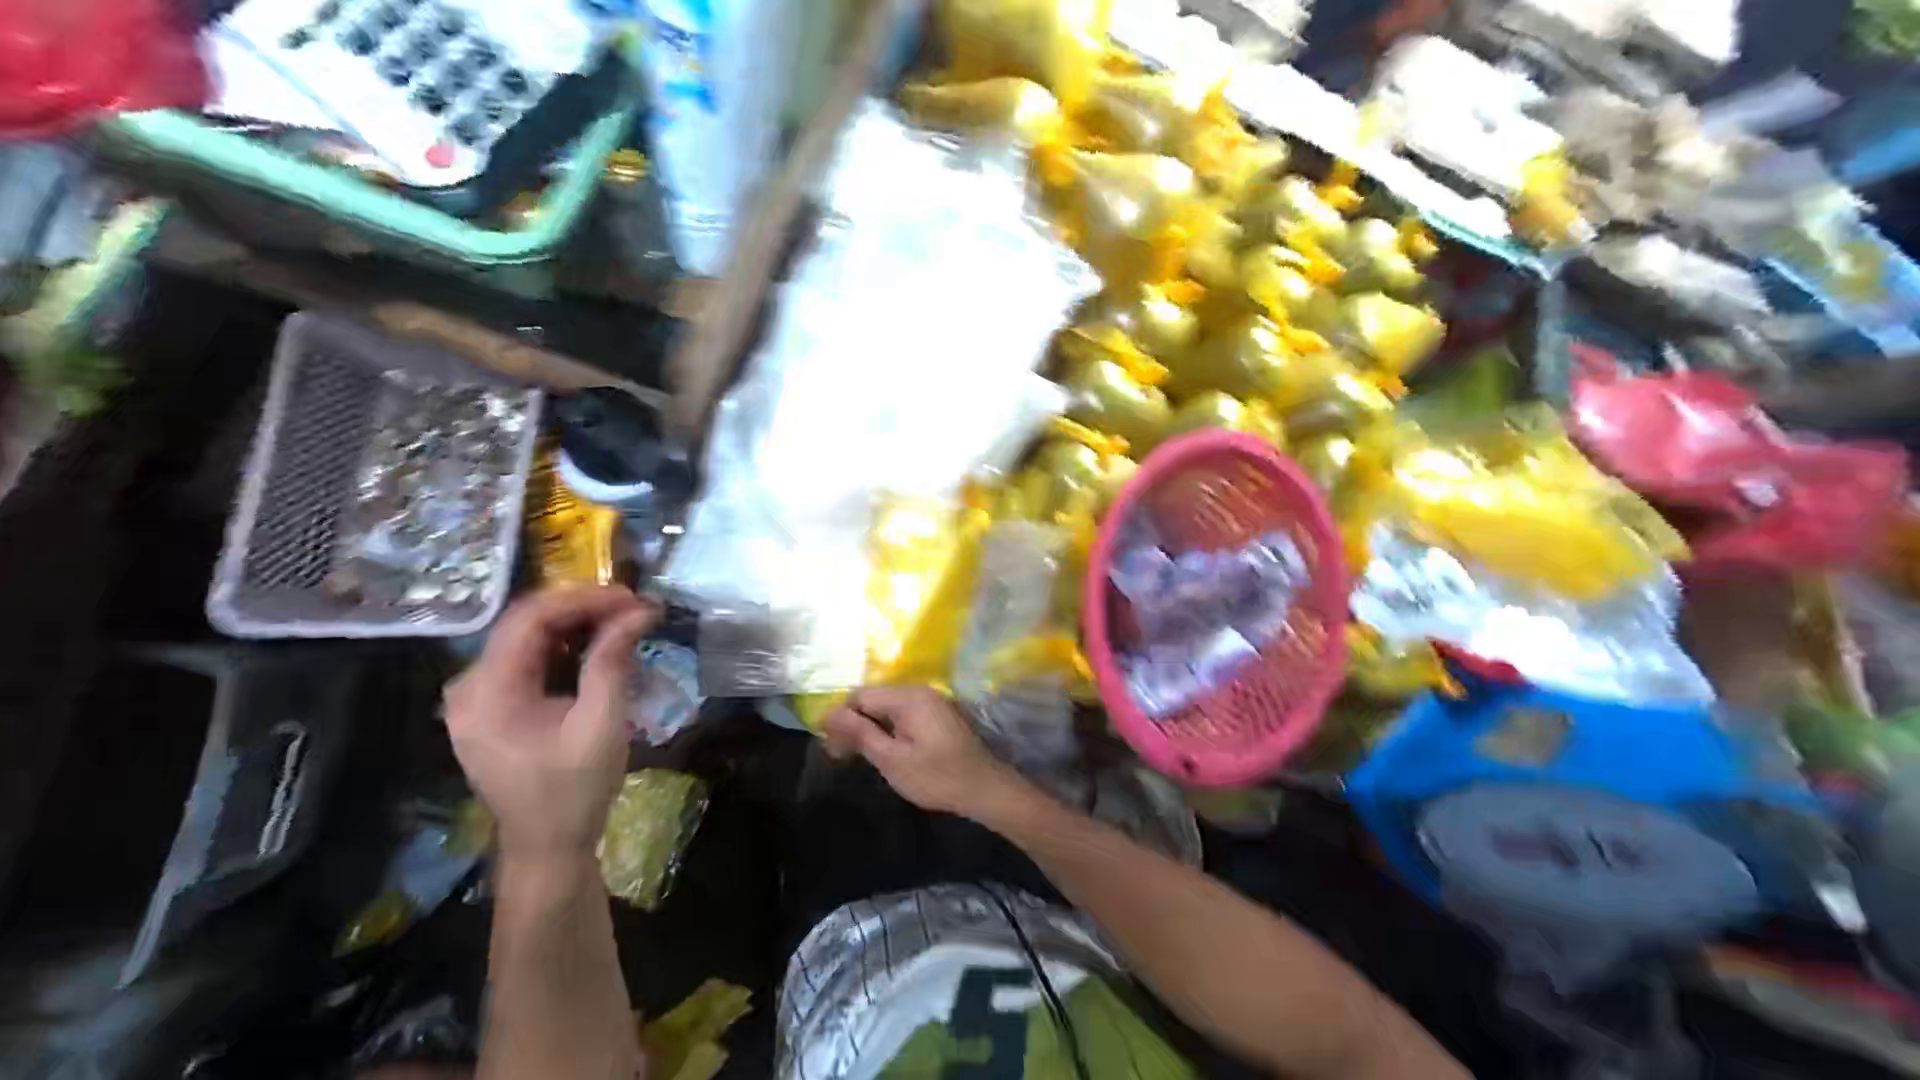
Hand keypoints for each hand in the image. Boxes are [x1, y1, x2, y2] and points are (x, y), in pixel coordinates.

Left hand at [444, 586, 657, 864]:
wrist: (549, 847)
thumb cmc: (574, 791)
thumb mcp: (600, 724)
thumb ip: (611, 662)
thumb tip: (640, 612)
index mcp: (486, 693)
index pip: (529, 620)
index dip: (583, 600)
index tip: (631, 598)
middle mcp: (471, 687)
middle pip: (526, 624)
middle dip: (584, 609)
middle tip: (635, 608)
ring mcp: (480, 696)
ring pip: (530, 638)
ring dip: (578, 624)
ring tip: (626, 621)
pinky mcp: (495, 706)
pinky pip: (530, 659)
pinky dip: (568, 646)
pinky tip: (601, 646)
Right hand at [822, 686, 1036, 823]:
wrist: (984, 789)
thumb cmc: (936, 777)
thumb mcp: (892, 759)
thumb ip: (860, 733)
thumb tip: (829, 713)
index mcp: (908, 697)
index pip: (860, 696)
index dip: (840, 718)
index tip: (830, 746)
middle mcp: (919, 691)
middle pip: (873, 699)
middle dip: (854, 724)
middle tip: (840, 756)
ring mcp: (930, 702)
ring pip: (886, 708)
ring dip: (870, 728)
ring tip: (856, 756)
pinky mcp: (936, 715)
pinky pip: (902, 715)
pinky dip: (888, 730)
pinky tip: (882, 751)